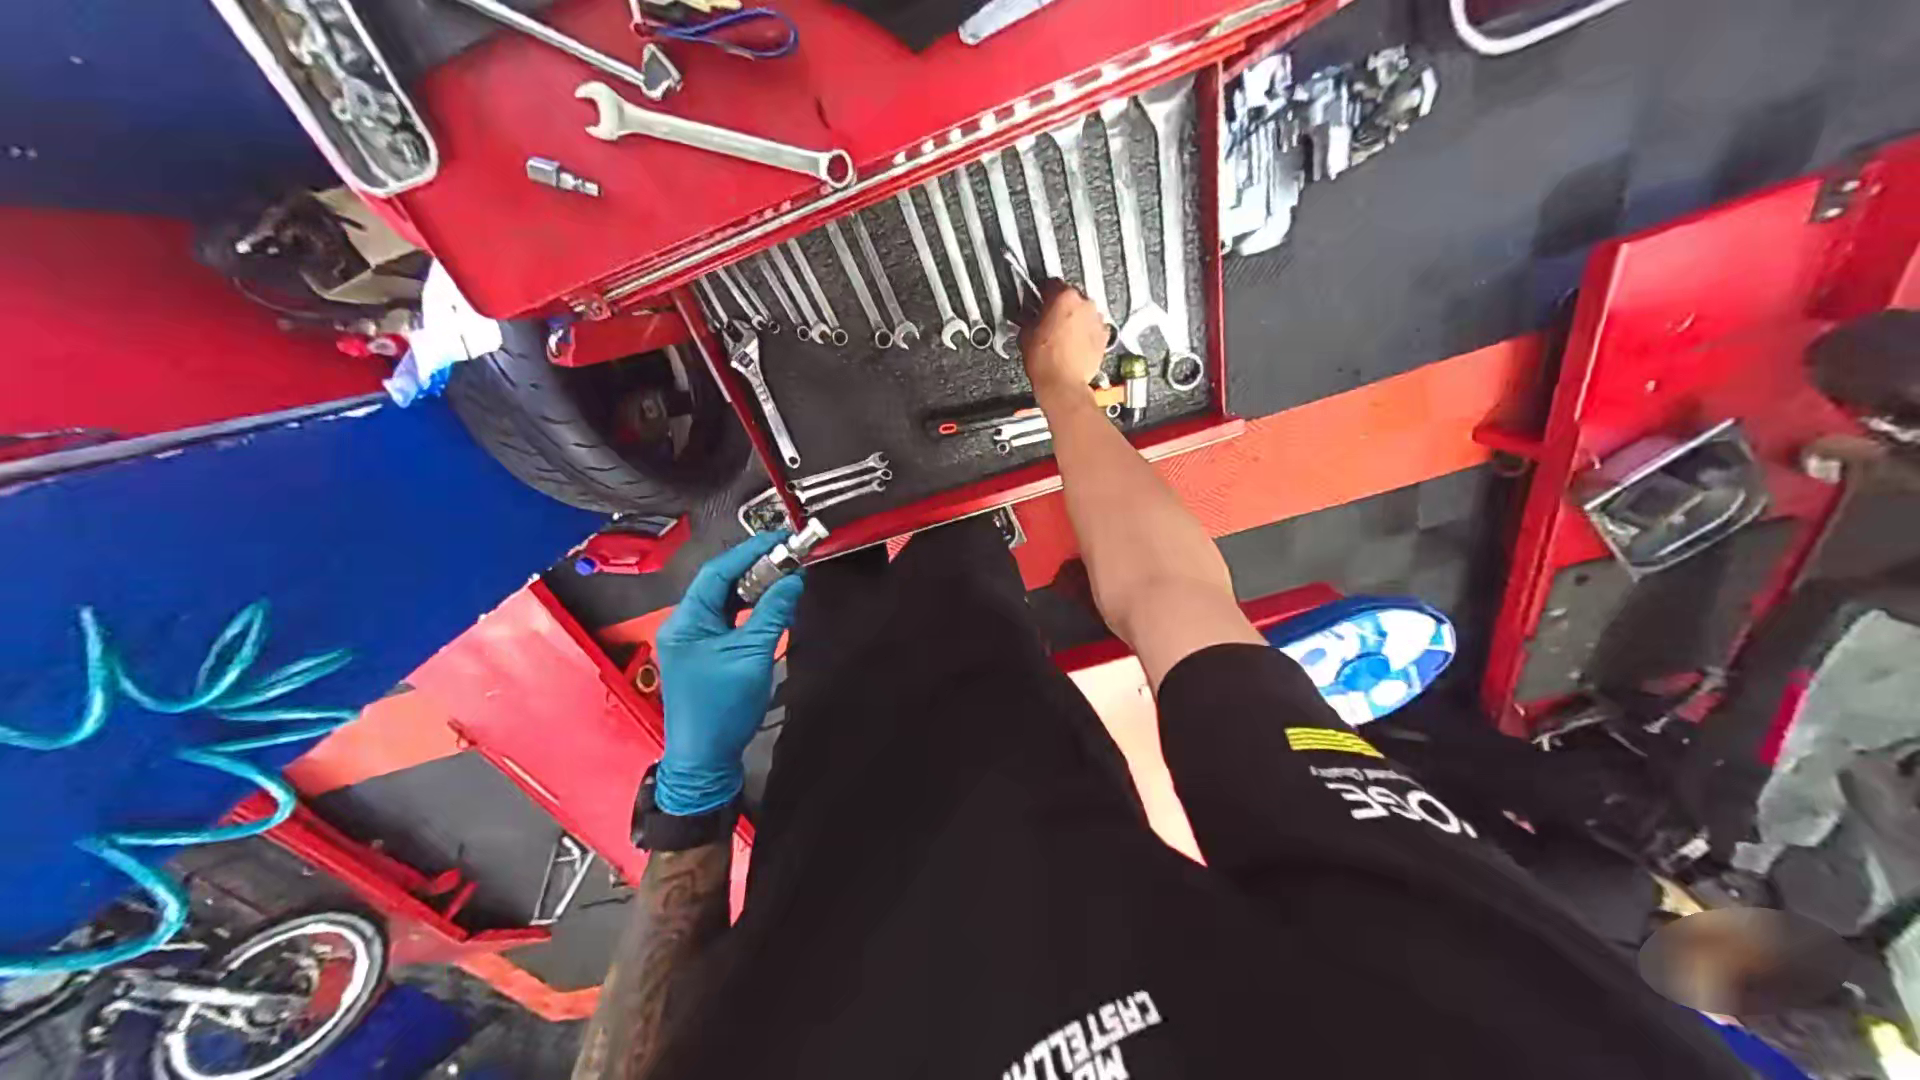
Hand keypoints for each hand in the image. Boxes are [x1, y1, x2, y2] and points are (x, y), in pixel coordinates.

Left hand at [653, 531, 805, 815]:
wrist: (705, 758)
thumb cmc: (722, 709)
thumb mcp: (753, 655)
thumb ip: (773, 612)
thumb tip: (793, 579)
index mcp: (686, 621)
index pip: (717, 572)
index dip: (749, 552)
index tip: (779, 540)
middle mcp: (684, 624)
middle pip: (720, 583)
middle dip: (754, 568)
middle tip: (787, 558)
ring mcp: (693, 639)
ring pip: (726, 600)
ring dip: (754, 588)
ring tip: (784, 578)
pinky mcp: (705, 652)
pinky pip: (729, 619)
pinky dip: (751, 609)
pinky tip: (772, 605)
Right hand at [1020, 281, 1107, 405]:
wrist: (1063, 385)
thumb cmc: (1047, 363)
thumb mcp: (1026, 335)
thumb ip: (1030, 318)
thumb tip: (1030, 316)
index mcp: (1064, 297)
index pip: (1051, 284)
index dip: (1042, 292)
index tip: (1038, 298)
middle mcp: (1085, 305)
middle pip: (1071, 297)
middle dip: (1060, 307)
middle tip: (1048, 319)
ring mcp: (1096, 320)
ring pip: (1084, 312)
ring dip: (1074, 319)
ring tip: (1061, 334)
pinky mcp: (1104, 337)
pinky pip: (1093, 328)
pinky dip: (1085, 332)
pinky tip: (1073, 343)